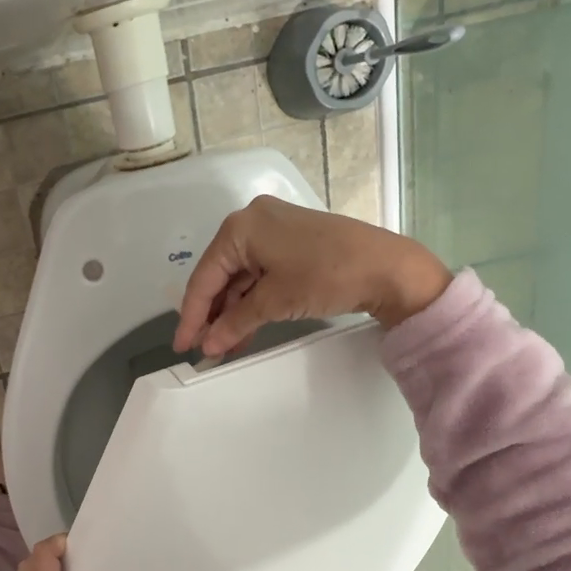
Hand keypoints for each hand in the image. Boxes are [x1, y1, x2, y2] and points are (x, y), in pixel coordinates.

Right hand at [172, 195, 455, 356]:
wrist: (388, 267)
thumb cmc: (326, 275)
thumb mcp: (275, 302)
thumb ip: (235, 323)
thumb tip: (208, 345)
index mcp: (241, 227)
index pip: (204, 277)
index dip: (191, 316)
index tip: (182, 346)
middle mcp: (253, 221)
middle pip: (219, 276)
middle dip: (211, 315)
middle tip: (202, 349)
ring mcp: (274, 231)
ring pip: (240, 279)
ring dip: (231, 314)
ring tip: (223, 348)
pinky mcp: (292, 244)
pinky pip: (260, 276)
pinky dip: (251, 304)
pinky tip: (243, 332)